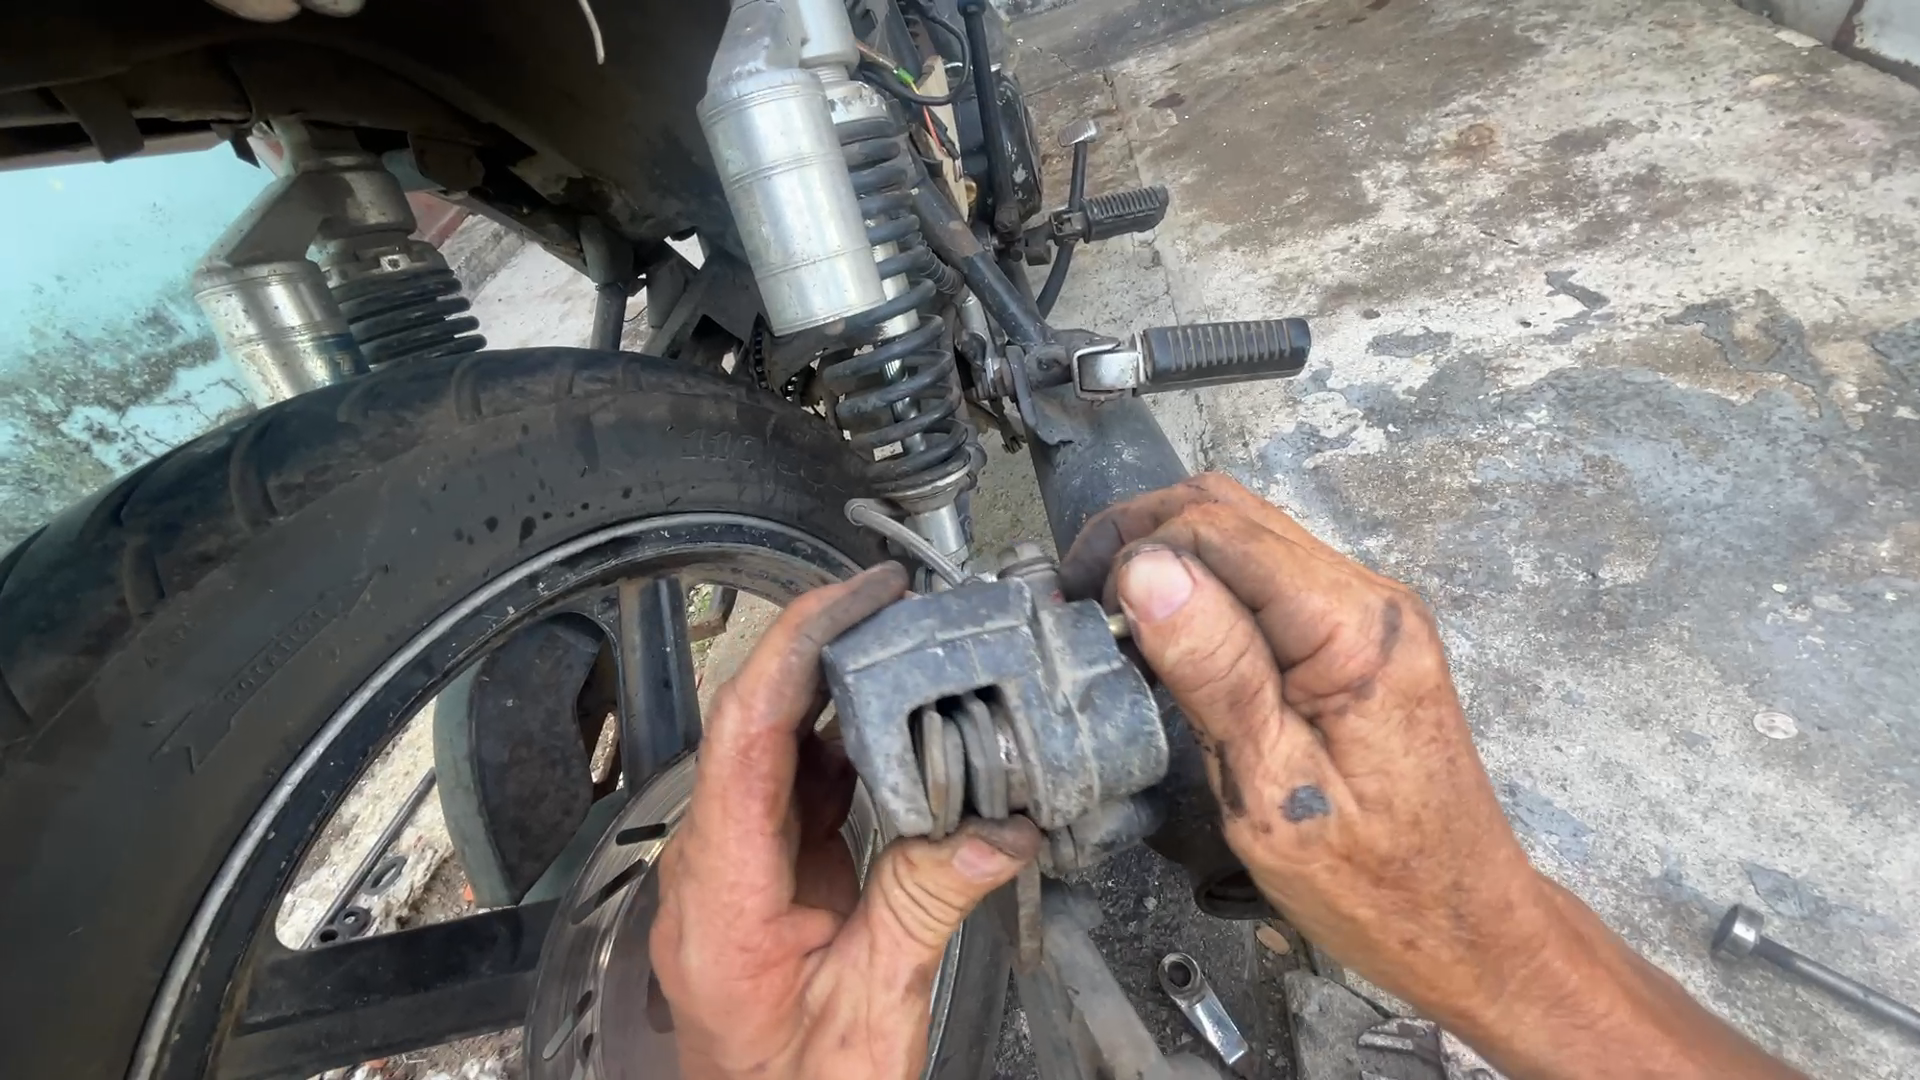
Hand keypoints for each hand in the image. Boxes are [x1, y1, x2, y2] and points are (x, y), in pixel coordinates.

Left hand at [650, 563, 1040, 1079]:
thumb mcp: (871, 1010)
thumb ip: (925, 906)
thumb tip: (995, 825)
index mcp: (721, 895)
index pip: (743, 732)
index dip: (794, 649)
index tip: (852, 601)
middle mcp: (716, 861)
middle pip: (756, 718)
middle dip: (819, 647)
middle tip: (889, 604)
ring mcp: (740, 855)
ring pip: (781, 739)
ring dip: (837, 685)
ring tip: (900, 646)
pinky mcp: (770, 858)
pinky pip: (803, 774)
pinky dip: (848, 735)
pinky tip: (893, 718)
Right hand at [1062, 475, 1799, 1079]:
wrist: (1463, 924)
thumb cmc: (1368, 879)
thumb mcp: (1270, 788)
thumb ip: (1215, 671)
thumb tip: (1142, 570)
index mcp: (1350, 624)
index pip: (1216, 528)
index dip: (1133, 549)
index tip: (1081, 610)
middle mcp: (1361, 590)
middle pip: (1225, 507)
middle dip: (1136, 533)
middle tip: (1078, 595)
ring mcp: (1356, 604)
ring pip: (1236, 527)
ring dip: (1159, 551)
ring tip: (1106, 607)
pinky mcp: (1344, 626)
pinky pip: (1252, 568)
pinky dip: (1190, 578)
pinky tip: (1158, 625)